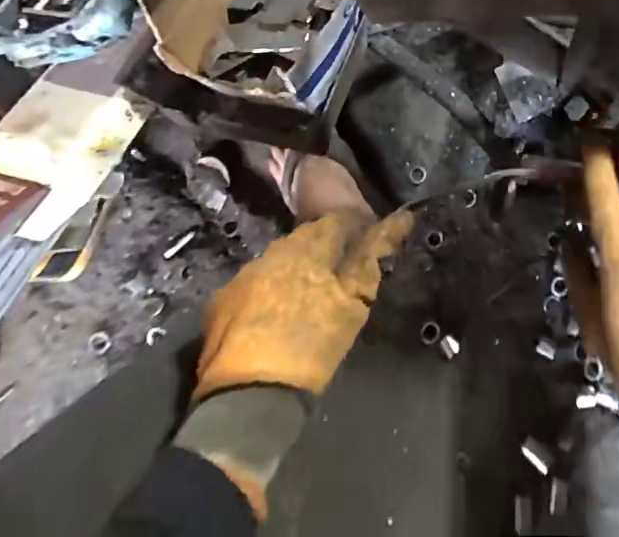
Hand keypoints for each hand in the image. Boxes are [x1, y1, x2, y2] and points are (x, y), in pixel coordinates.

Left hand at [193, 209, 412, 402]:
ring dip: (298, 267)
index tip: (371, 242)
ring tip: (312, 292)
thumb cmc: (314, 343)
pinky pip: (257, 282)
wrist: (249, 398)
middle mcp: (272, 253)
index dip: (358, 228)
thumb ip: (371, 257)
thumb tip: (398, 221)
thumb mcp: (356, 300)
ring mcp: (242, 277)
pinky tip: (279, 311)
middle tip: (344, 270)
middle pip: (307, 237)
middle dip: (326, 247)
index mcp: (308, 247)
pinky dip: (272, 288)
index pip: (339, 220)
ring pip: (280, 259)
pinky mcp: (220, 303)